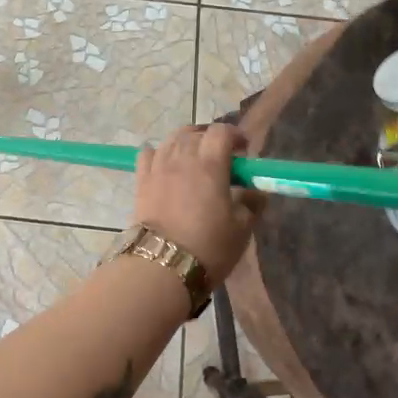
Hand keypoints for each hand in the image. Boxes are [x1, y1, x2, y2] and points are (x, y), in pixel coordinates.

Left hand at [133, 124, 265, 282]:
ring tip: (194, 159)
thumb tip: (256, 191)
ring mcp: (158, 167)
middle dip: (211, 139)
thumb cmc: (209, 246)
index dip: (235, 136)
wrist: (163, 264)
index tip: (243, 151)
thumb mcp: (242, 227)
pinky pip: (147, 153)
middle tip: (221, 157)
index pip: (221, 132)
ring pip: (171, 139)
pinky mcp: (140, 180)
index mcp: (210, 164)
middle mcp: (182, 158)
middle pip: (195, 133)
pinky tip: (165, 163)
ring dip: (186, 142)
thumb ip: (252, 202)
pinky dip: (159, 152)